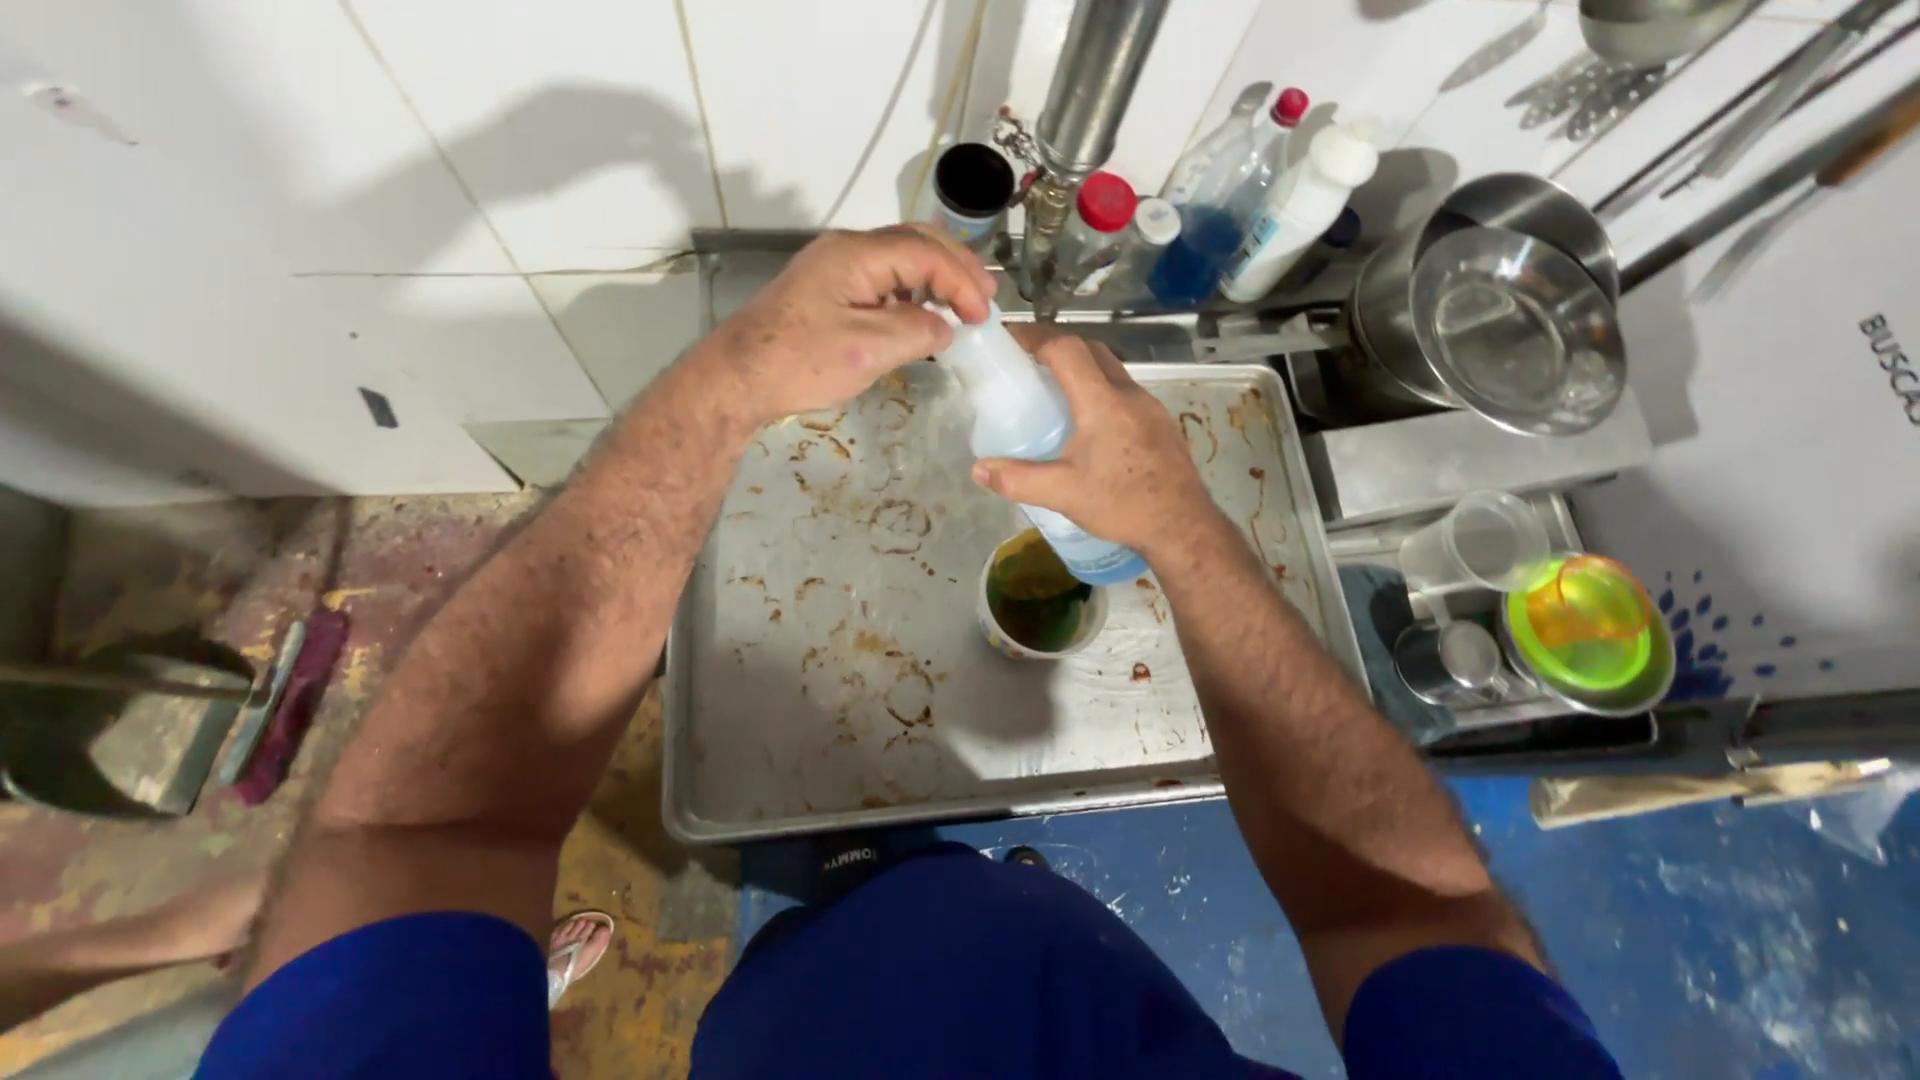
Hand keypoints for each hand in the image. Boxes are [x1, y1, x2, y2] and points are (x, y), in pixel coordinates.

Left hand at [688, 224, 996, 426]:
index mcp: (856, 254)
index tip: (981, 316)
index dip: (960, 281)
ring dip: (936, 276)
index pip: (925, 253)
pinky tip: (924, 312)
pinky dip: (912, 290)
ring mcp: (835, 268)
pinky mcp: (829, 289)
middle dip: (955, 266)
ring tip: (964, 302)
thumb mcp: (867, 350)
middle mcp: (846, 249)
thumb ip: (916, 332)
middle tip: (986, 296)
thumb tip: (945, 327)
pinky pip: (882, 278)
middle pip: (915, 242)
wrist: (738, 377)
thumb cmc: (800, 362)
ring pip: (899, 257)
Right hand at [971, 328, 1216, 556]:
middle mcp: (1129, 394)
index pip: (1066, 349)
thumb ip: (1018, 479)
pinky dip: (1102, 390)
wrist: (1183, 526)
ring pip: (1112, 370)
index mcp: (1102, 402)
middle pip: (1092, 350)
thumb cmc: (1122, 504)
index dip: (1036, 337)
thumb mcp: (1063, 494)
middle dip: (1059, 347)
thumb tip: (979, 470)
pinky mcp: (1162, 424)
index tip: (1011, 339)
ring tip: (1056, 391)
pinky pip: (1127, 392)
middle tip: (1030, 362)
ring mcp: (1151, 407)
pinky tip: (1091, 423)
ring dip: (1084, 368)